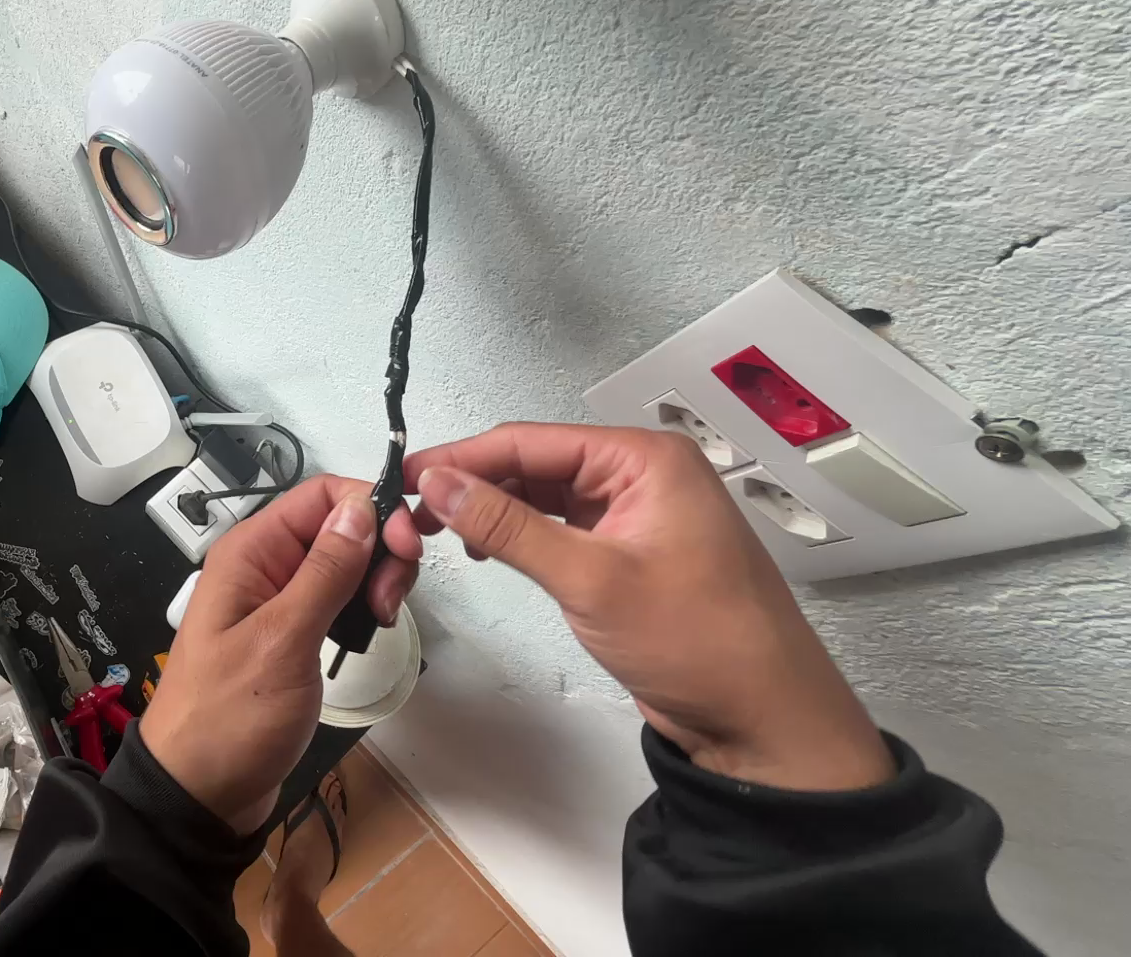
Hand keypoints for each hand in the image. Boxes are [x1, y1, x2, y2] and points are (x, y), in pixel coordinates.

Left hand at [140, 475, 421, 832]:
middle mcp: (264, 564)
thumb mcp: (282, 639)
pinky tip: (370, 630)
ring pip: (343, 560)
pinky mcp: (293, 629)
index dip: (370, 507)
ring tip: (381, 621)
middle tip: (390, 602)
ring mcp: (279, 598)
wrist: (201, 789)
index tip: (406, 545)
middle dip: (378, 549)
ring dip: (374, 579)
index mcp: (251, 551)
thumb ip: (324, 571)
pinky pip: (336, 596)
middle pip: (338, 524)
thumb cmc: (230, 715)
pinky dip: (361, 605)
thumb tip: (360, 507)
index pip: (321, 494)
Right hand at [405, 423, 892, 791]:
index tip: (404, 477)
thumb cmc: (692, 641)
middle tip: (412, 511)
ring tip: (436, 530)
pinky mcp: (618, 546)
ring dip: (487, 509)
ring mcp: (627, 510)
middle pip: (530, 462)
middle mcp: (634, 472)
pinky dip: (512, 532)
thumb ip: (506, 525)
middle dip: (470, 484)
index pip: (528, 442)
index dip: (460, 458)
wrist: (763, 726)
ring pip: (536, 492)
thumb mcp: (589, 577)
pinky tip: (480, 547)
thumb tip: (434, 482)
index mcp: (641, 458)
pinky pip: (552, 523)